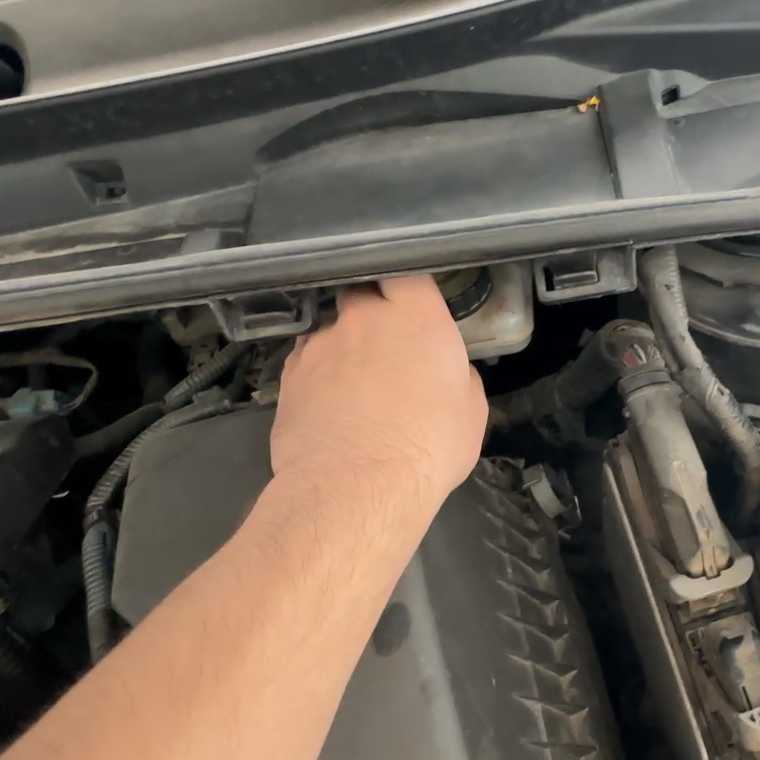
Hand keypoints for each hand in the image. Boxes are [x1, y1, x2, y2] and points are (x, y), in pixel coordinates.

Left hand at [269, 275, 486, 510]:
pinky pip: (309, 363)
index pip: (410, 273)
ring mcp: (320, 344)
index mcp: (415, 317)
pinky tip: (333, 407)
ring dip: (346, 348)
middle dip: (374, 312)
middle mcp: (362, 318)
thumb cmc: (427, 446)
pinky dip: (321, 377)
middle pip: (363, 293)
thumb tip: (444, 373)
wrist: (355, 487)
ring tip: (358, 388)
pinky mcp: (288, 375)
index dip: (412, 285)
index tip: (417, 303)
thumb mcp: (471, 411)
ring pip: (333, 330)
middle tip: (389, 347)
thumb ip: (458, 375)